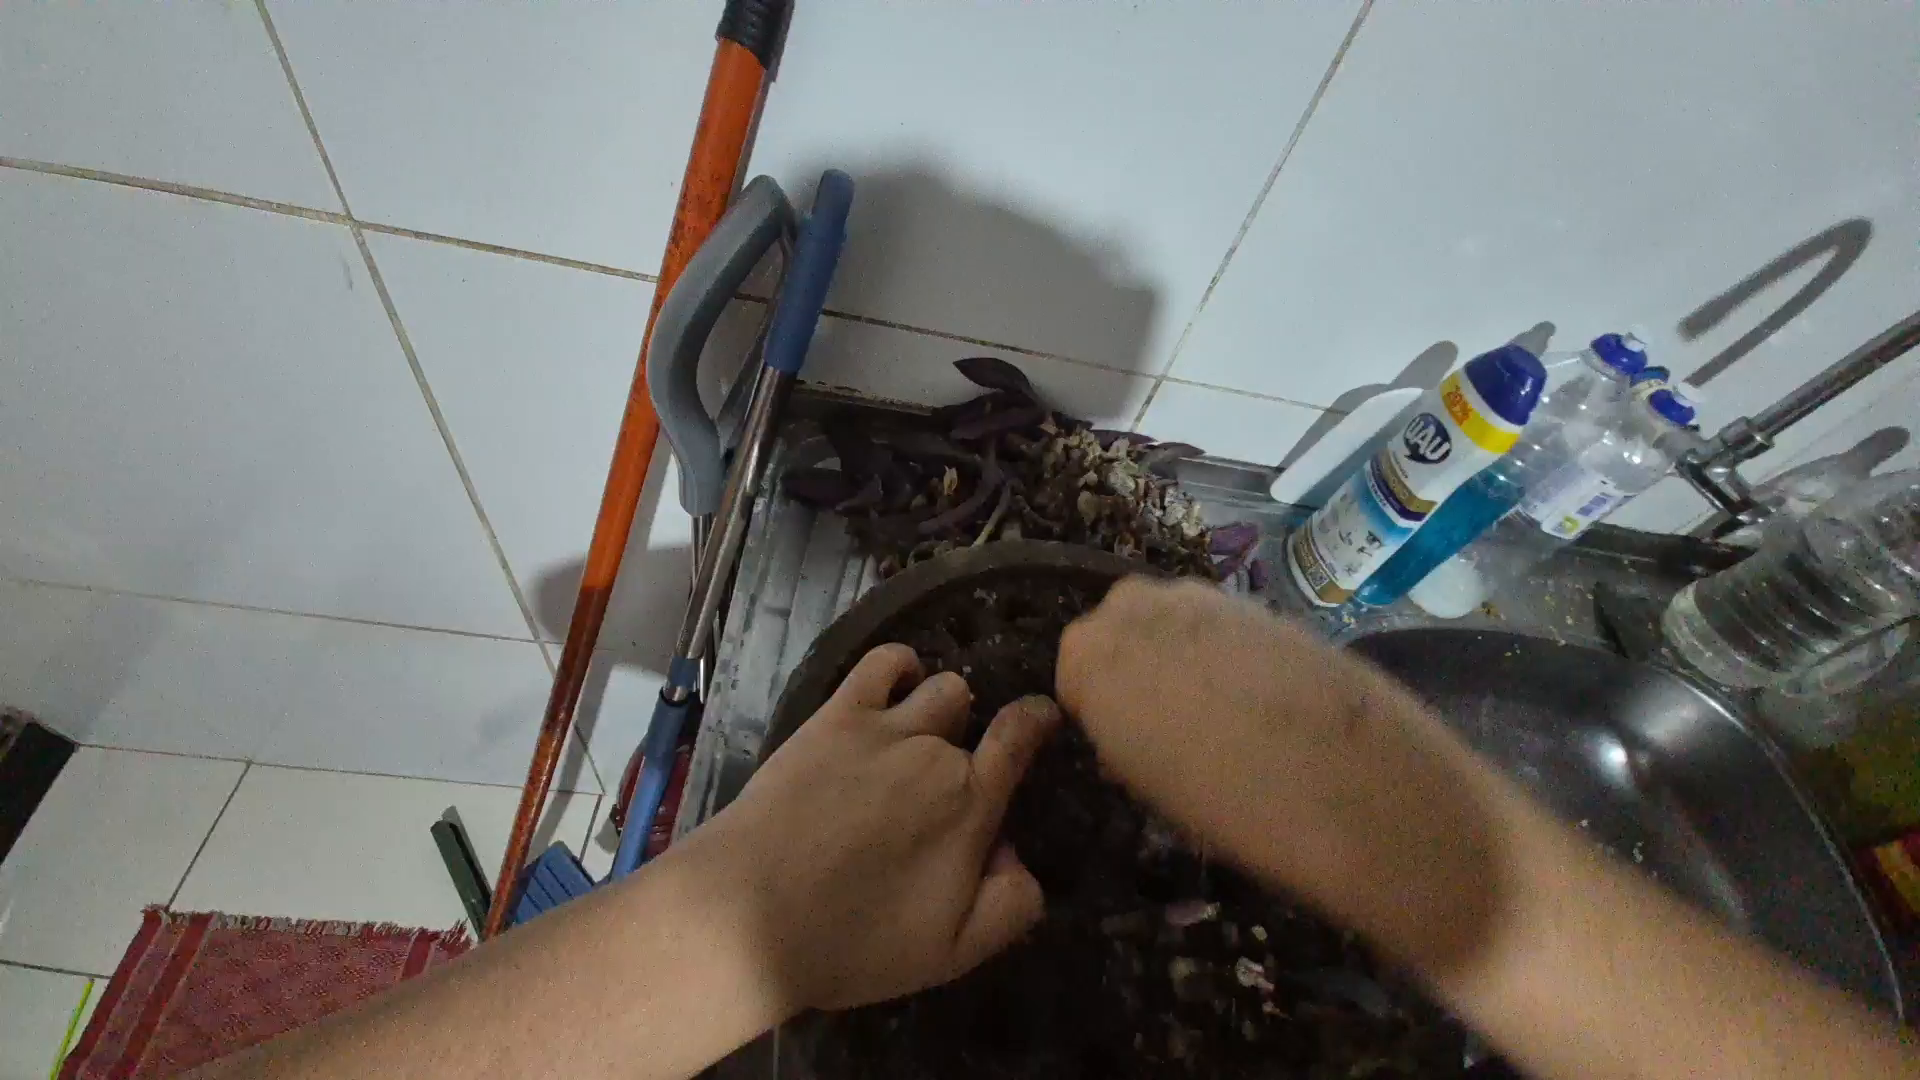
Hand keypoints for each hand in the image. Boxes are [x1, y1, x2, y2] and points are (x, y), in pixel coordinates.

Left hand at [688, 643, 1059, 1011]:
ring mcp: (885, 726)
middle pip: (975, 718)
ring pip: (941, 688)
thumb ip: (1008, 906)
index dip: (1037, 717)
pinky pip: (883, 662)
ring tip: (920, 729)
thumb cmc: (852, 940)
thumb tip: (1016, 854)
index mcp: (970, 803)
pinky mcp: (837, 714)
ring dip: (943, 704)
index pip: (1019, 737)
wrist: (752, 914)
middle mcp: (936, 752)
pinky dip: (900, 664)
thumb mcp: (950, 954)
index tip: (1041, 713)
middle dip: (969, 742)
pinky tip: (897, 683)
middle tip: (938, 784)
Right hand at [1056, 576, 1506, 973]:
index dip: (1098, 709)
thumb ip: (1119, 734)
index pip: (1073, 672)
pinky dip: (1221, 647)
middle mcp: (1132, 607)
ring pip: (1164, 620)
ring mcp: (1196, 594)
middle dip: (1132, 665)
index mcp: (1087, 654)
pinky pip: (1213, 621)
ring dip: (1176, 651)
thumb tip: (1130, 723)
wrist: (1352, 785)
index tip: (1126, 741)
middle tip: (1168, 717)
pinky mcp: (1251, 598)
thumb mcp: (1146, 780)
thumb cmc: (1226, 804)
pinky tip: (1257, 690)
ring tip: (1219, 704)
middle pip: (1115, 631)